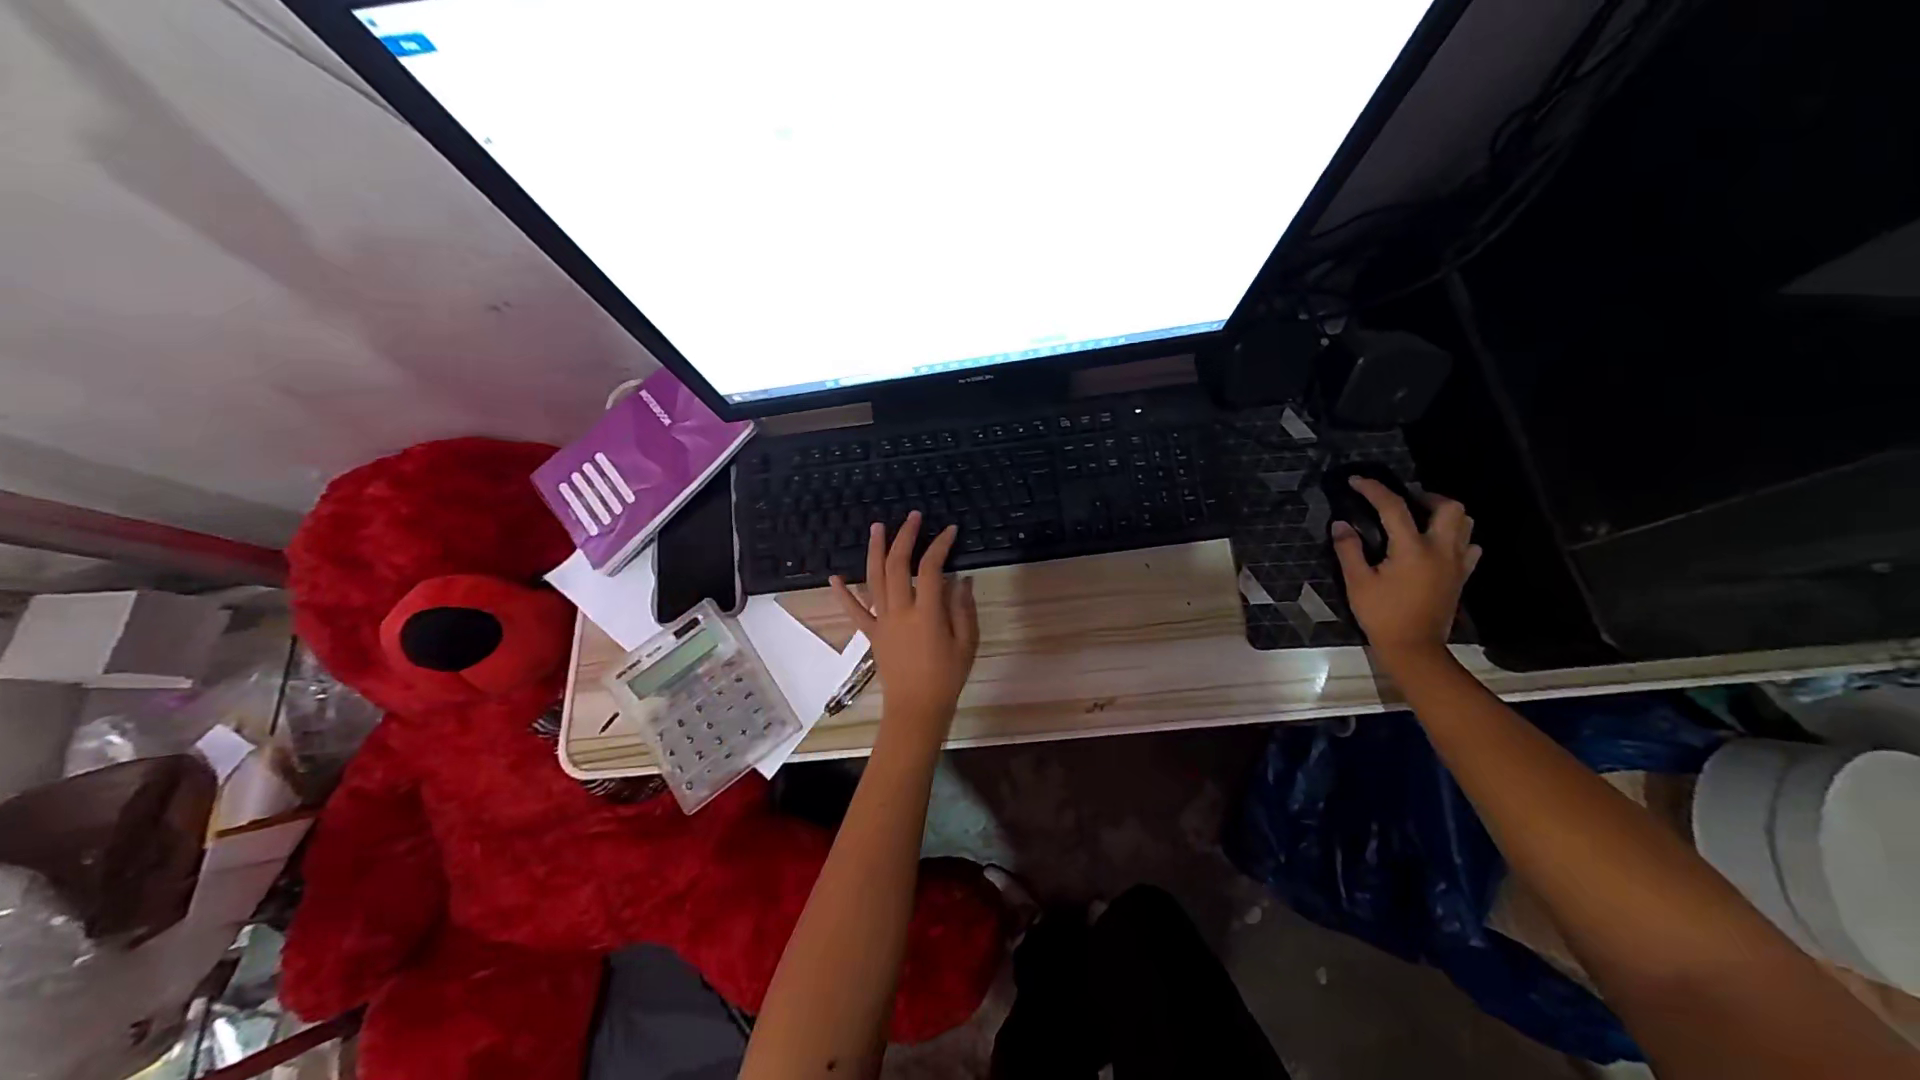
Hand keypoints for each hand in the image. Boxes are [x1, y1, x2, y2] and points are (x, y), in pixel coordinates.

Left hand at [829, 512, 979, 739]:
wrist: (916, 709)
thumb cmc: (946, 678)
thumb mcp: (966, 643)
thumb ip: (963, 609)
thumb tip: (961, 579)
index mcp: (926, 614)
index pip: (930, 568)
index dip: (939, 546)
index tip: (949, 531)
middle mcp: (899, 612)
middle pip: (897, 565)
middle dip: (905, 537)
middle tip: (913, 517)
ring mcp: (881, 622)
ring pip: (873, 579)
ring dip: (875, 551)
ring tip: (877, 527)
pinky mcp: (871, 634)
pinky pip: (854, 611)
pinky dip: (843, 594)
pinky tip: (834, 577)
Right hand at [1331, 477, 1480, 658]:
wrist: (1414, 648)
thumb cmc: (1382, 615)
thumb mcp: (1357, 582)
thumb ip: (1349, 549)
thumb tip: (1341, 524)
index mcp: (1412, 549)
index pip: (1394, 507)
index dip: (1374, 489)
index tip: (1357, 481)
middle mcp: (1441, 549)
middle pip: (1448, 507)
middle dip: (1425, 495)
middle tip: (1402, 500)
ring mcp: (1456, 563)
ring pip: (1465, 523)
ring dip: (1443, 513)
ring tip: (1420, 518)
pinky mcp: (1461, 576)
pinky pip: (1469, 547)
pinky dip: (1456, 538)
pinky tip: (1437, 544)